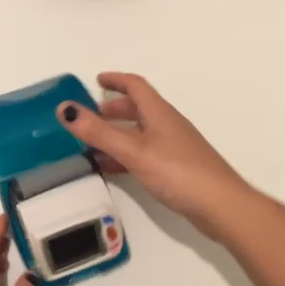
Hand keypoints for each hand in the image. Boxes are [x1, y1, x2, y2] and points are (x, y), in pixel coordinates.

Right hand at [57, 72, 256, 237]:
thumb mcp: (133, 150)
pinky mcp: (175, 169)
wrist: (220, 206)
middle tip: (86, 119)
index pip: (135, 85)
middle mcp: (166, 125)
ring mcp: (172, 147)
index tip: (95, 80)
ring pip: (138, 133)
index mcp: (158, 113)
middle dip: (111, 110)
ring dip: (115, 135)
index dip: (115, 80)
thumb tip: (64, 109)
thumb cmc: (177, 171)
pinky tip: (110, 170)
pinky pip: (142, 154)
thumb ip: (98, 131)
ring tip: (89, 146)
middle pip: (136, 108)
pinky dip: (124, 156)